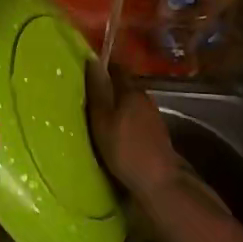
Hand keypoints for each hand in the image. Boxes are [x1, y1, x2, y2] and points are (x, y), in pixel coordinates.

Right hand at [85, 62, 180, 195]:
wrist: (158, 181)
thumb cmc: (124, 148)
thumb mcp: (102, 119)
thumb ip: (97, 91)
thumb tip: (92, 60)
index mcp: (131, 91)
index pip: (116, 68)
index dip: (101, 65)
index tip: (84, 68)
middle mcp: (144, 98)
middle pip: (124, 84)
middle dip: (107, 84)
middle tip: (84, 91)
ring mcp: (152, 115)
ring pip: (129, 100)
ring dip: (115, 101)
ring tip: (95, 109)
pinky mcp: (155, 132)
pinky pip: (134, 114)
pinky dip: (123, 115)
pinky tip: (112, 126)